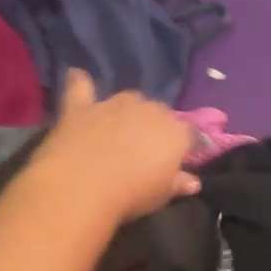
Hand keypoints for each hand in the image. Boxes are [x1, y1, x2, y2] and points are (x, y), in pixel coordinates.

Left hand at [23, 70, 198, 229]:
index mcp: (176, 132)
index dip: (185, 147)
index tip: (178, 162)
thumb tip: (193, 182)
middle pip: (159, 112)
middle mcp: (150, 110)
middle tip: (146, 151)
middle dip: (156, 127)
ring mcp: (114, 105)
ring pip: (129, 99)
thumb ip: (178, 184)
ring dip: (128, 110)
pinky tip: (77, 75)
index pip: (190, 134)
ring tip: (120, 129)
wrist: (81, 187)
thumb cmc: (131, 195)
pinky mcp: (82, 107)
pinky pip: (82, 88)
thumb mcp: (162, 196)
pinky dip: (80, 82)